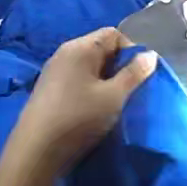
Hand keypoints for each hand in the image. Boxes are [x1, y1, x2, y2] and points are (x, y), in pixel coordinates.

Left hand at [4, 29, 157, 179]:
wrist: (36, 151)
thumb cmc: (79, 118)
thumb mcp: (114, 96)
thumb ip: (134, 74)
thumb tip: (150, 54)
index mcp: (80, 47)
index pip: (114, 34)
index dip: (131, 50)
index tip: (139, 75)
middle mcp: (64, 53)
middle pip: (100, 48)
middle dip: (119, 66)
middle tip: (128, 90)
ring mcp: (53, 71)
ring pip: (89, 66)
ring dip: (105, 79)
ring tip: (112, 102)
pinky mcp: (48, 89)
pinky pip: (76, 78)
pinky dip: (89, 88)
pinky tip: (92, 108)